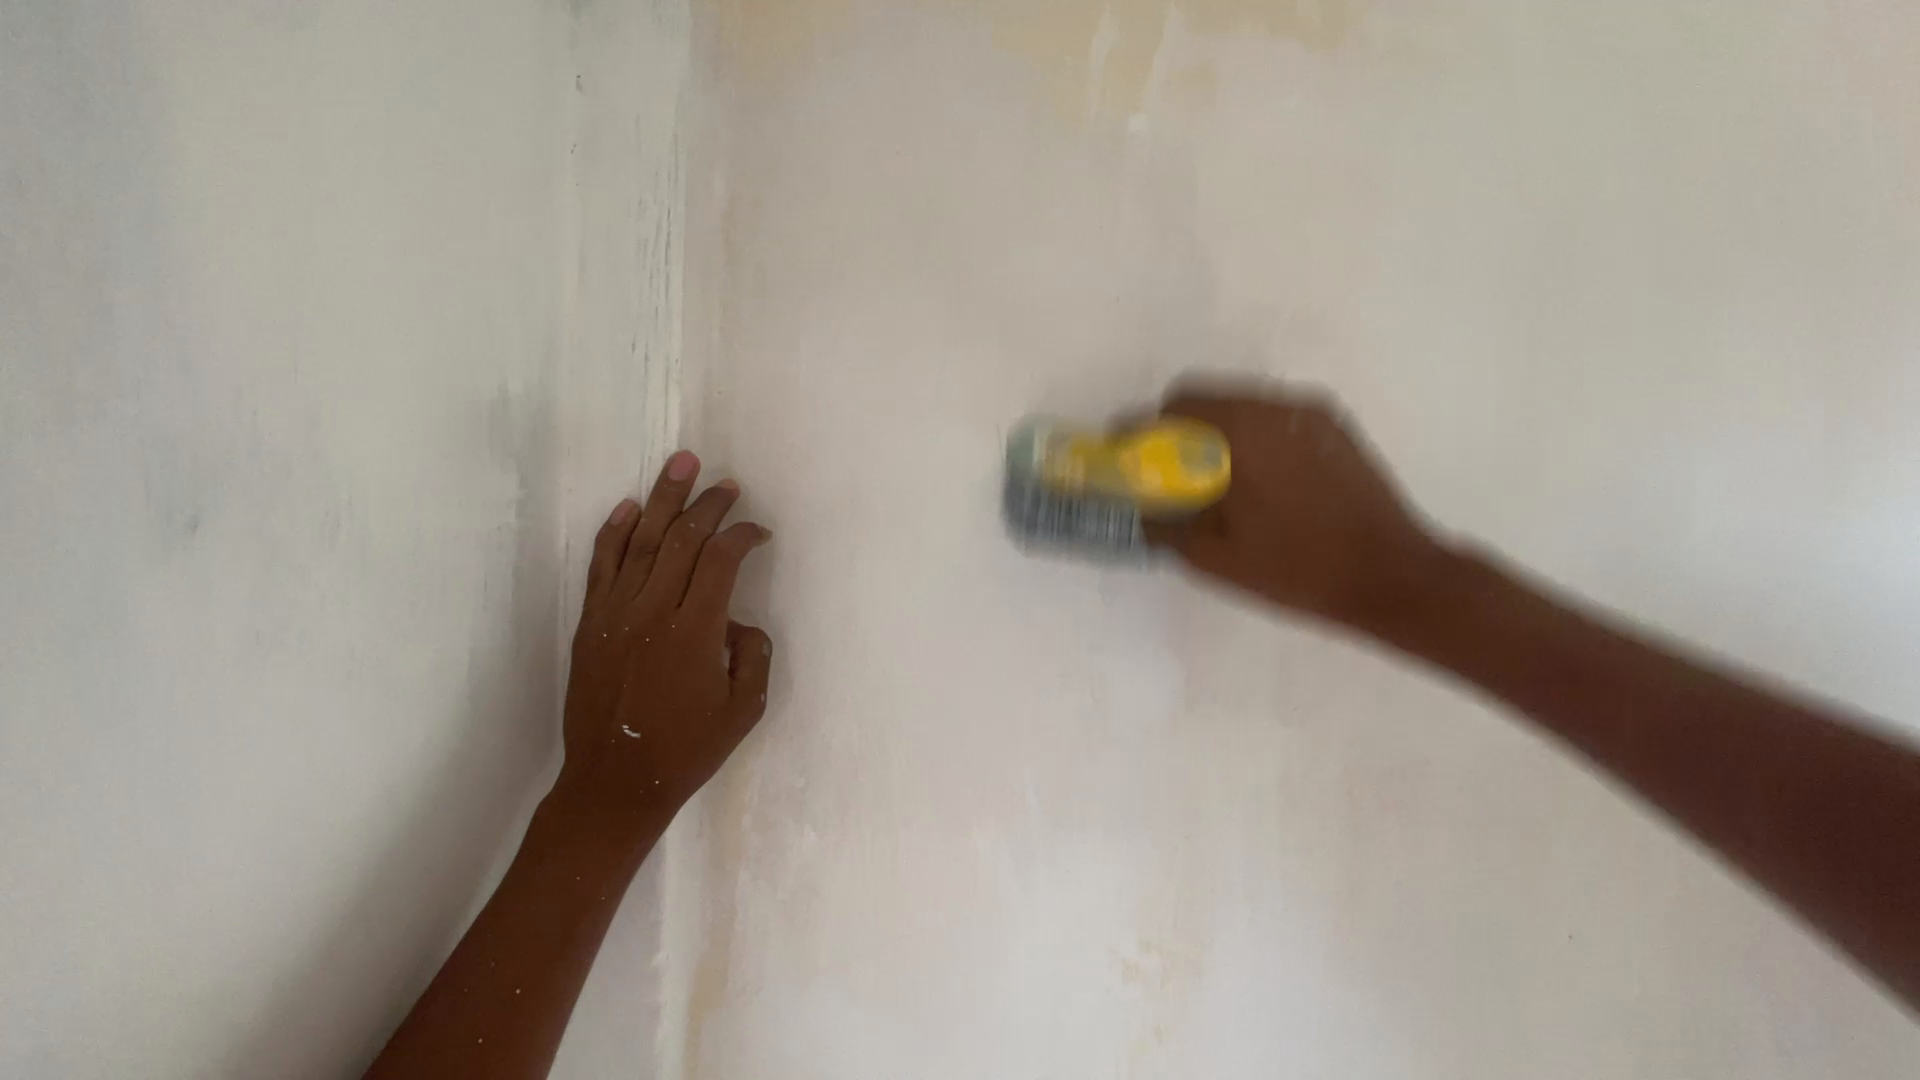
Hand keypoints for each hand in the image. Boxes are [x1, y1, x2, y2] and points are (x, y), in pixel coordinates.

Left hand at [556, 451, 772, 834]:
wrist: (615, 783)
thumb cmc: (687, 749)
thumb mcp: (745, 708)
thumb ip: (754, 653)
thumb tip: (739, 621)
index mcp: (695, 631)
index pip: (722, 560)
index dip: (744, 536)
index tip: (760, 533)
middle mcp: (653, 610)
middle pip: (683, 539)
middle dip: (709, 505)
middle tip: (727, 483)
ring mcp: (615, 613)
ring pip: (641, 541)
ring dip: (664, 500)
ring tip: (681, 464)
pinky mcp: (590, 624)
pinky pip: (601, 566)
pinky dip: (614, 533)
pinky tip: (629, 507)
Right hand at [1144, 380, 1442, 626]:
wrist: (1394, 577)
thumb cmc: (1297, 568)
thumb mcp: (1215, 557)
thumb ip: (1164, 526)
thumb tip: (1136, 512)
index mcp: (1243, 431)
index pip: (1174, 407)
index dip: (1138, 428)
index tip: (1121, 453)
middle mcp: (1278, 407)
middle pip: (1207, 398)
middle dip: (1173, 428)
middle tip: (1160, 469)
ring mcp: (1314, 415)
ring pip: (1242, 405)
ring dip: (1212, 432)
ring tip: (1206, 478)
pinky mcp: (1337, 429)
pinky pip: (1275, 419)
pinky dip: (1249, 438)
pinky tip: (1251, 482)